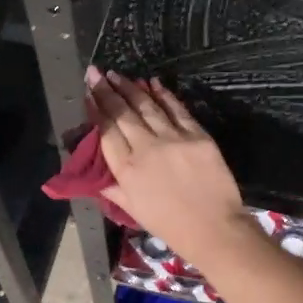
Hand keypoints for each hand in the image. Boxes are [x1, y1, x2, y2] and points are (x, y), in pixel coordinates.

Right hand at [87, 67, 254, 262]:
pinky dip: (164, 94)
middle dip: (107, 90)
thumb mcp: (133, 210)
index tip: (89, 92)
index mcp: (127, 170)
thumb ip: (113, 188)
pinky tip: (152, 82)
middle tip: (95, 73)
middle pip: (122, 113)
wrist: (213, 229)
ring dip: (130, 88)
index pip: (106, 131)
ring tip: (117, 74)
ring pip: (147, 106)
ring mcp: (173, 139)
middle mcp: (146, 148)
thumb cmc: (170, 225)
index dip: (96, 109)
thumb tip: (97, 175)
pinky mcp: (197, 135)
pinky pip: (177, 109)